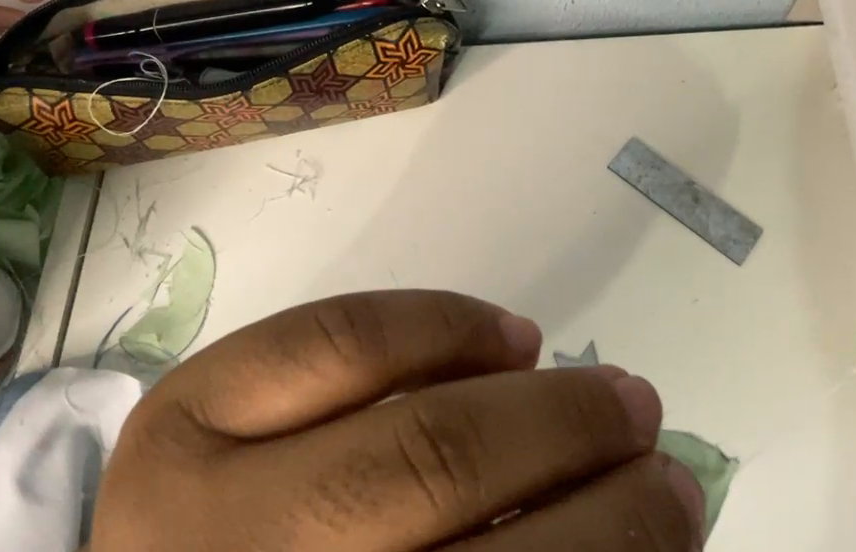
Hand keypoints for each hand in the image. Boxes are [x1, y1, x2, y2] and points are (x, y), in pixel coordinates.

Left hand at [89, 290, 705, 551]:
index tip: (678, 507)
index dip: (610, 542)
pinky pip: (330, 338)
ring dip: (526, 394)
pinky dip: (432, 326)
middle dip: (579, 450)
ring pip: (400, 416)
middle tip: (647, 423)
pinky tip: (502, 336)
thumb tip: (626, 511)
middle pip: (447, 483)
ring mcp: (195, 490)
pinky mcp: (177, 408)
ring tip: (600, 387)